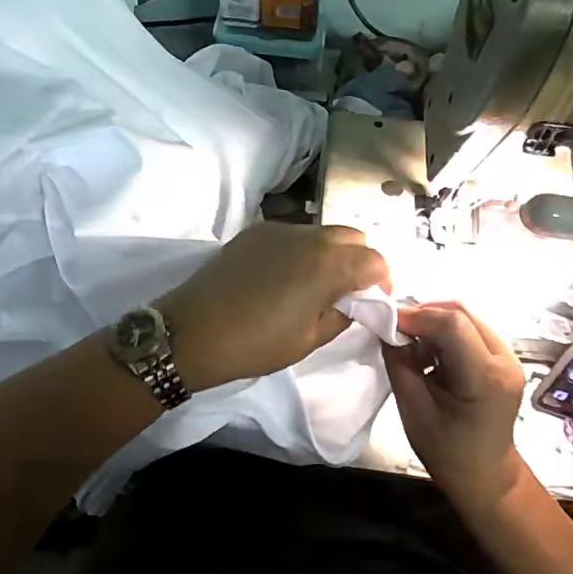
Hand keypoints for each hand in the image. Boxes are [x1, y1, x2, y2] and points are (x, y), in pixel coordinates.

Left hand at [158, 223, 388, 390]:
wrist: (190, 333)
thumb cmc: (256, 344)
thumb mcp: (310, 339)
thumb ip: (343, 314)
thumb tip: (356, 301)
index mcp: (329, 263)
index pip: (376, 260)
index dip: (382, 282)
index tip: (372, 302)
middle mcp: (309, 236)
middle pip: (353, 237)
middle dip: (360, 261)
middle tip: (348, 292)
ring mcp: (279, 229)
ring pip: (323, 232)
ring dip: (332, 253)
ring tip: (315, 285)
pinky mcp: (255, 232)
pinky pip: (294, 234)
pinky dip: (303, 250)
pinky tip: (285, 277)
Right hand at [383, 302, 526, 503]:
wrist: (485, 475)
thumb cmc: (447, 452)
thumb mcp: (413, 409)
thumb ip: (400, 363)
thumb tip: (385, 328)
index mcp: (486, 378)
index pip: (452, 324)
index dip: (416, 316)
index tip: (387, 322)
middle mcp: (506, 360)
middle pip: (461, 314)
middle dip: (424, 316)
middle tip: (395, 331)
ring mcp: (509, 358)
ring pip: (467, 318)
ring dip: (435, 324)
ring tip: (412, 347)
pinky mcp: (505, 358)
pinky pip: (472, 331)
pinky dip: (446, 334)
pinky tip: (430, 355)